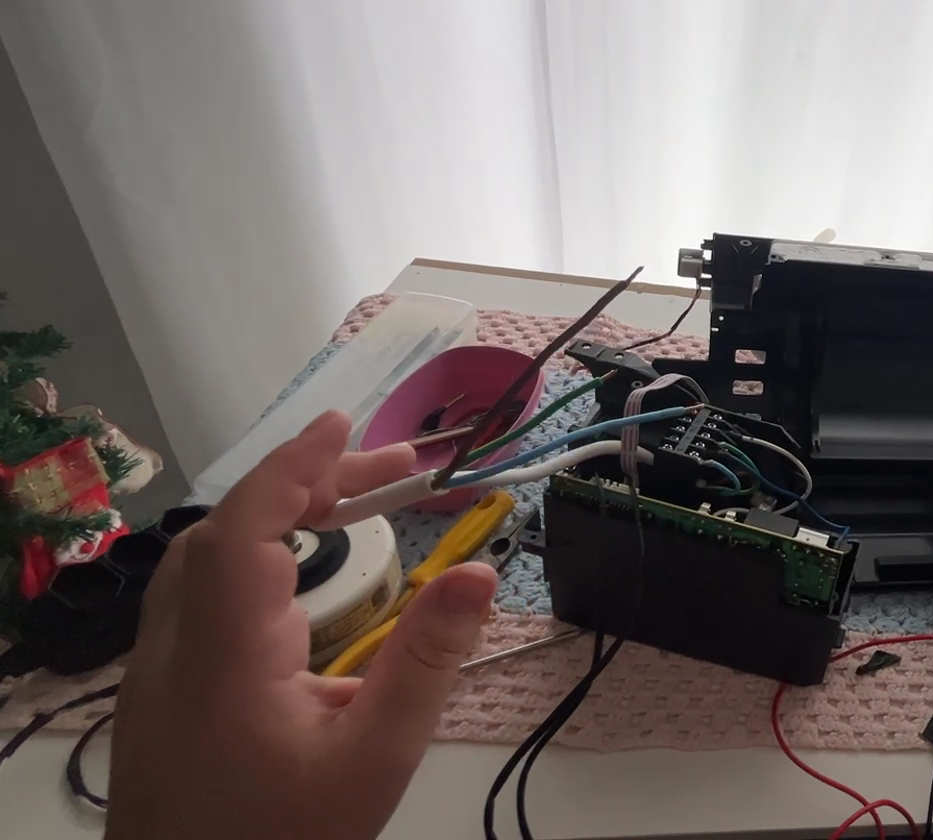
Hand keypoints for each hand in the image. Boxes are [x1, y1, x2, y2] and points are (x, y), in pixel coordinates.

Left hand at [106, 411, 498, 839]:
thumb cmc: (290, 838)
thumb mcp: (379, 753)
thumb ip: (429, 658)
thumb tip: (480, 571)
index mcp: (224, 663)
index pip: (244, 536)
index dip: (292, 470)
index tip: (343, 424)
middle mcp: (176, 657)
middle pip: (223, 535)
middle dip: (307, 480)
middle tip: (395, 465)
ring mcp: (162, 676)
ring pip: (207, 562)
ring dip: (284, 510)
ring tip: (365, 495)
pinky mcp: (170, 692)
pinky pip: (206, 591)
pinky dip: (262, 546)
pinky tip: (310, 560)